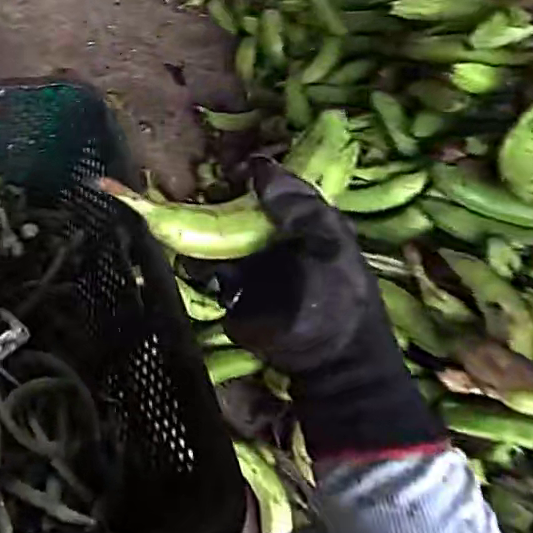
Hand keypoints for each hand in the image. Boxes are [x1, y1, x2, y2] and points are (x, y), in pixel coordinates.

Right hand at [221, 160, 443, 458]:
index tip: (230, 172)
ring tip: (195, 233)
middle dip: (216, 198)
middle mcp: (270, 232)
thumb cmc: (338, 303)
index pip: (269, 183)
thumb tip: (260, 167)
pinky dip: (194, 261)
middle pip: (234, 203)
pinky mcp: (228, 285)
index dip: (250, 174)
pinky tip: (195, 263)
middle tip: (206, 202)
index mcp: (301, 218)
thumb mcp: (330, 248)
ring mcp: (247, 258)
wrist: (327, 365)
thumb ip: (300, 208)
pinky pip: (202, 264)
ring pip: (213, 231)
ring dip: (201, 229)